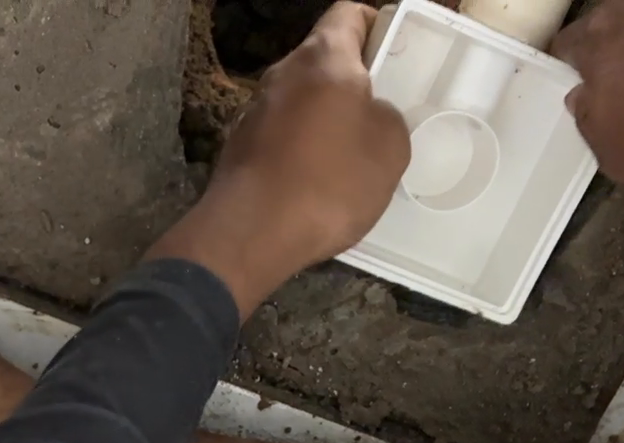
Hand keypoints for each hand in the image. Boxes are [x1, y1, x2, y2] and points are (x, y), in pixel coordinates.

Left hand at [149, 1, 409, 314]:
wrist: (247, 239)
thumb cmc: (325, 184)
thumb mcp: (389, 149)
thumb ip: (386, 118)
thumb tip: (367, 120)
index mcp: (320, 56)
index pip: (348, 15)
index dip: (374, 29)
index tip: (391, 58)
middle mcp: (277, 78)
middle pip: (319, 67)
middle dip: (346, 88)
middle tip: (372, 123)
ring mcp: (248, 120)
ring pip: (294, 110)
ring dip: (316, 129)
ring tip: (341, 167)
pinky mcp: (233, 159)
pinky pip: (274, 148)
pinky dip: (291, 161)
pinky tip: (307, 193)